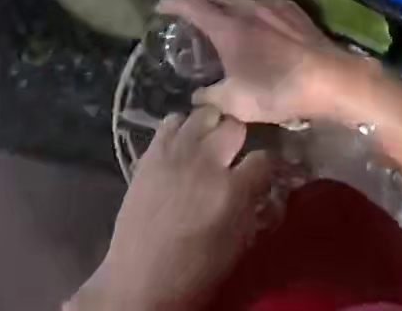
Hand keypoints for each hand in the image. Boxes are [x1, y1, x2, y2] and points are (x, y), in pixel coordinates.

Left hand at [73, 107, 274, 310]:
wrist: (136, 287)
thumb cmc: (192, 275)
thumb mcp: (236, 246)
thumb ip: (251, 205)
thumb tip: (261, 183)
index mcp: (231, 191)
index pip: (264, 157)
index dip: (265, 164)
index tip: (261, 171)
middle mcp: (207, 163)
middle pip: (235, 126)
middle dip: (239, 138)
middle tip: (233, 154)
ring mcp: (177, 154)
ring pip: (205, 114)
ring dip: (211, 127)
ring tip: (208, 142)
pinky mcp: (152, 153)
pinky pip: (172, 120)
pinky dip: (181, 128)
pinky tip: (183, 143)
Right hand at [155, 0, 372, 125]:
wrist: (330, 77)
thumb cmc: (279, 90)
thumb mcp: (237, 103)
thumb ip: (211, 97)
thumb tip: (198, 96)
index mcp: (228, 26)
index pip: (192, 3)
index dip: (173, 1)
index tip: (160, 6)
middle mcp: (247, 6)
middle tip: (183, 1)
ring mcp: (271, 4)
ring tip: (214, 12)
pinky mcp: (290, 8)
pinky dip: (243, 3)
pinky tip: (248, 21)